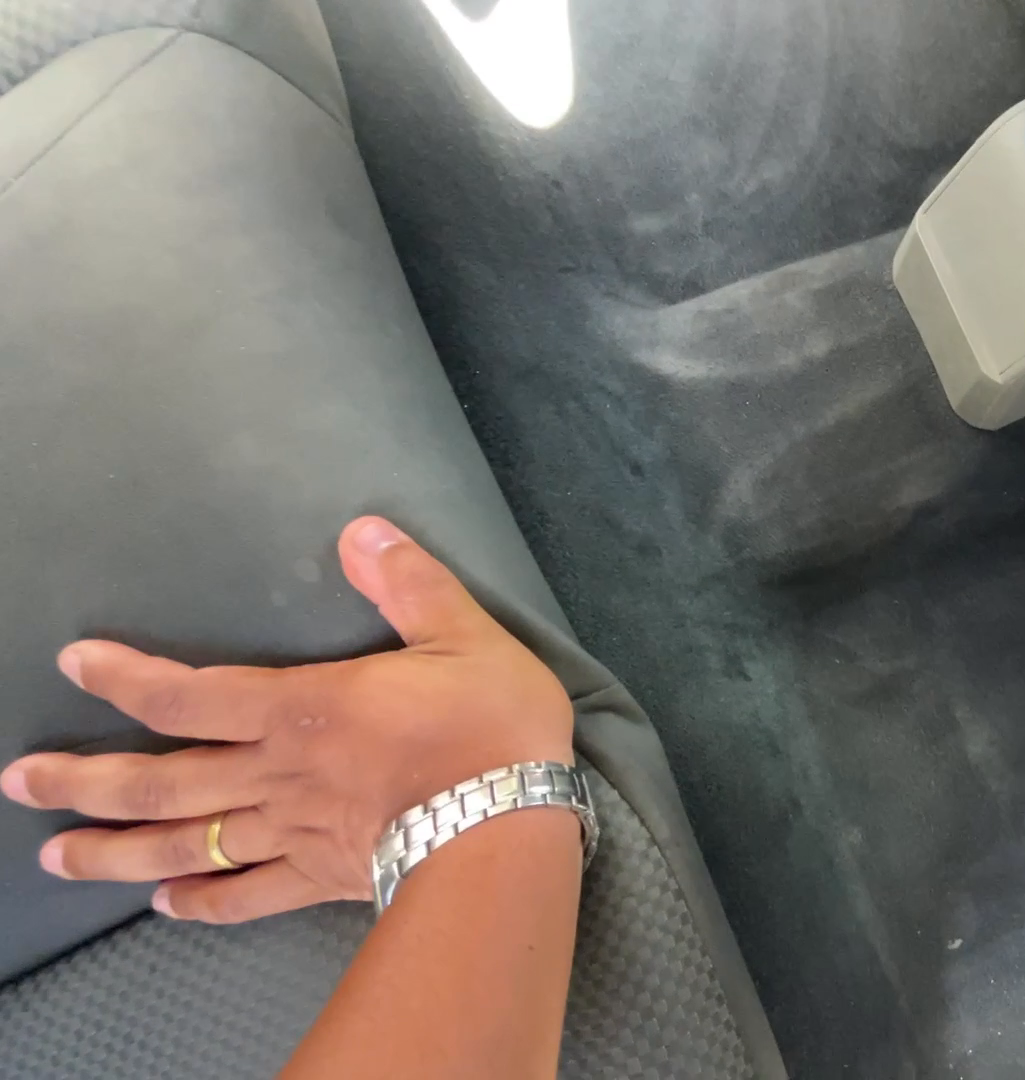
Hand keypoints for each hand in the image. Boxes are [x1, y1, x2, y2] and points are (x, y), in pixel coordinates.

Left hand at [0, 517, 574, 922]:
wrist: (506, 816)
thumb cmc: (489, 721)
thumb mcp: (468, 637)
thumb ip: (412, 587)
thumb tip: (361, 529)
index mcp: (305, 709)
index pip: (191, 695)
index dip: (128, 678)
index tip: (75, 662)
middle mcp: (279, 773)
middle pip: (163, 780)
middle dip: (86, 780)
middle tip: (20, 780)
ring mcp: (296, 831)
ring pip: (187, 843)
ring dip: (115, 849)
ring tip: (57, 855)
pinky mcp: (325, 874)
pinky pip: (248, 895)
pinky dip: (203, 901)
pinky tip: (170, 902)